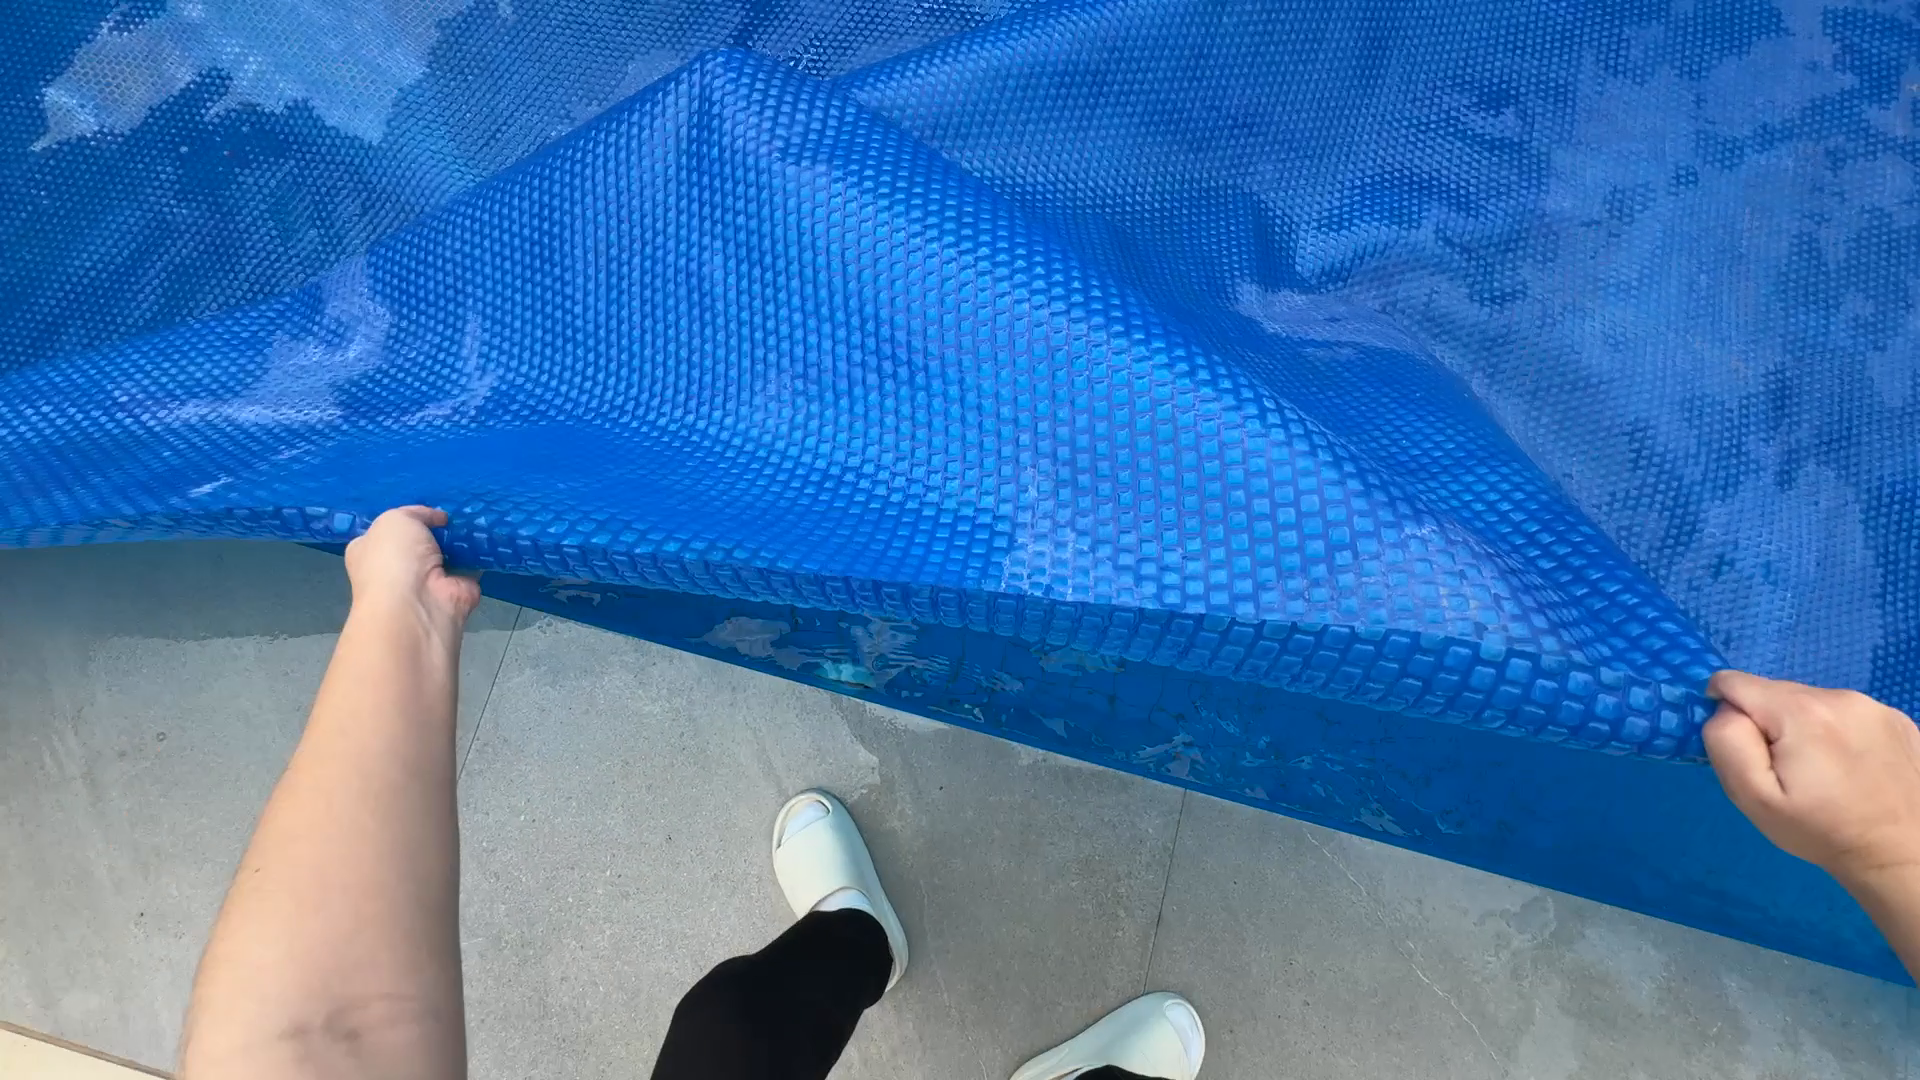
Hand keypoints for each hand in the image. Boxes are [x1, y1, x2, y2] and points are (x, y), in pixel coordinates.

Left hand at [343, 506, 480, 633]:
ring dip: (464, 540)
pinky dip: (483, 554)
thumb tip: (438, 520)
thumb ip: (416, 513)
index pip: (388, 531)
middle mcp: (397, 566)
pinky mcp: (459, 587)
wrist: (419, 600)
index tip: (430, 511)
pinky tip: (491, 539)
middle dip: (440, 528)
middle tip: (459, 515)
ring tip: (479, 522)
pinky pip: (473, 564)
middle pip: (423, 540)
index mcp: (370, 550)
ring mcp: (429, 579)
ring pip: (450, 551)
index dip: (409, 518)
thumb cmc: (394, 558)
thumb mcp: (396, 519)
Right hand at [1704, 671, 1919, 888]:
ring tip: (1819, 768)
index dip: (1727, 715)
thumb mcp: (1748, 792)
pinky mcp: (1900, 721)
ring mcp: (1879, 709)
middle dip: (1763, 722)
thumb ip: (1724, 738)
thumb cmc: (1818, 828)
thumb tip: (1725, 709)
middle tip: (1784, 767)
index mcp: (1801, 711)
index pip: (1731, 683)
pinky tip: (1848, 765)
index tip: (1749, 751)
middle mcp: (1842, 698)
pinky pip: (1837, 712)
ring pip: (1803, 701)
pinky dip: (1830, 732)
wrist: (1907, 858)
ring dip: (1796, 726)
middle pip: (1769, 691)